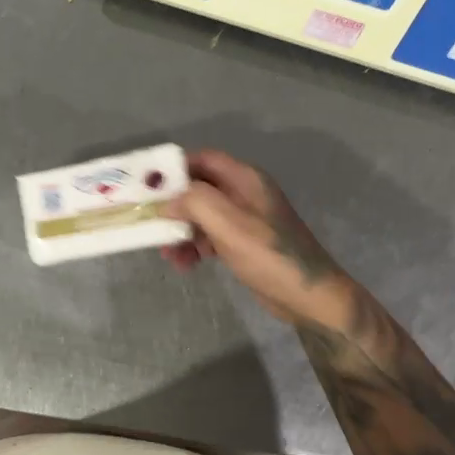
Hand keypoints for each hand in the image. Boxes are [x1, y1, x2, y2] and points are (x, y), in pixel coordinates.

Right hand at [160, 149, 360, 328]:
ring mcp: (244, 219)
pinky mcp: (242, 242)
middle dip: (173, 207)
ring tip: (167, 255)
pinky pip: (209, 237)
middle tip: (151, 225)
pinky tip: (185, 264)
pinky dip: (193, 247)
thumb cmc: (268, 255)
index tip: (148, 188)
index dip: (175, 170)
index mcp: (245, 180)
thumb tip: (168, 201)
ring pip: (200, 216)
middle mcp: (244, 194)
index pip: (203, 160)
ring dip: (180, 232)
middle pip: (198, 189)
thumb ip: (195, 202)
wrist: (306, 295)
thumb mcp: (229, 224)